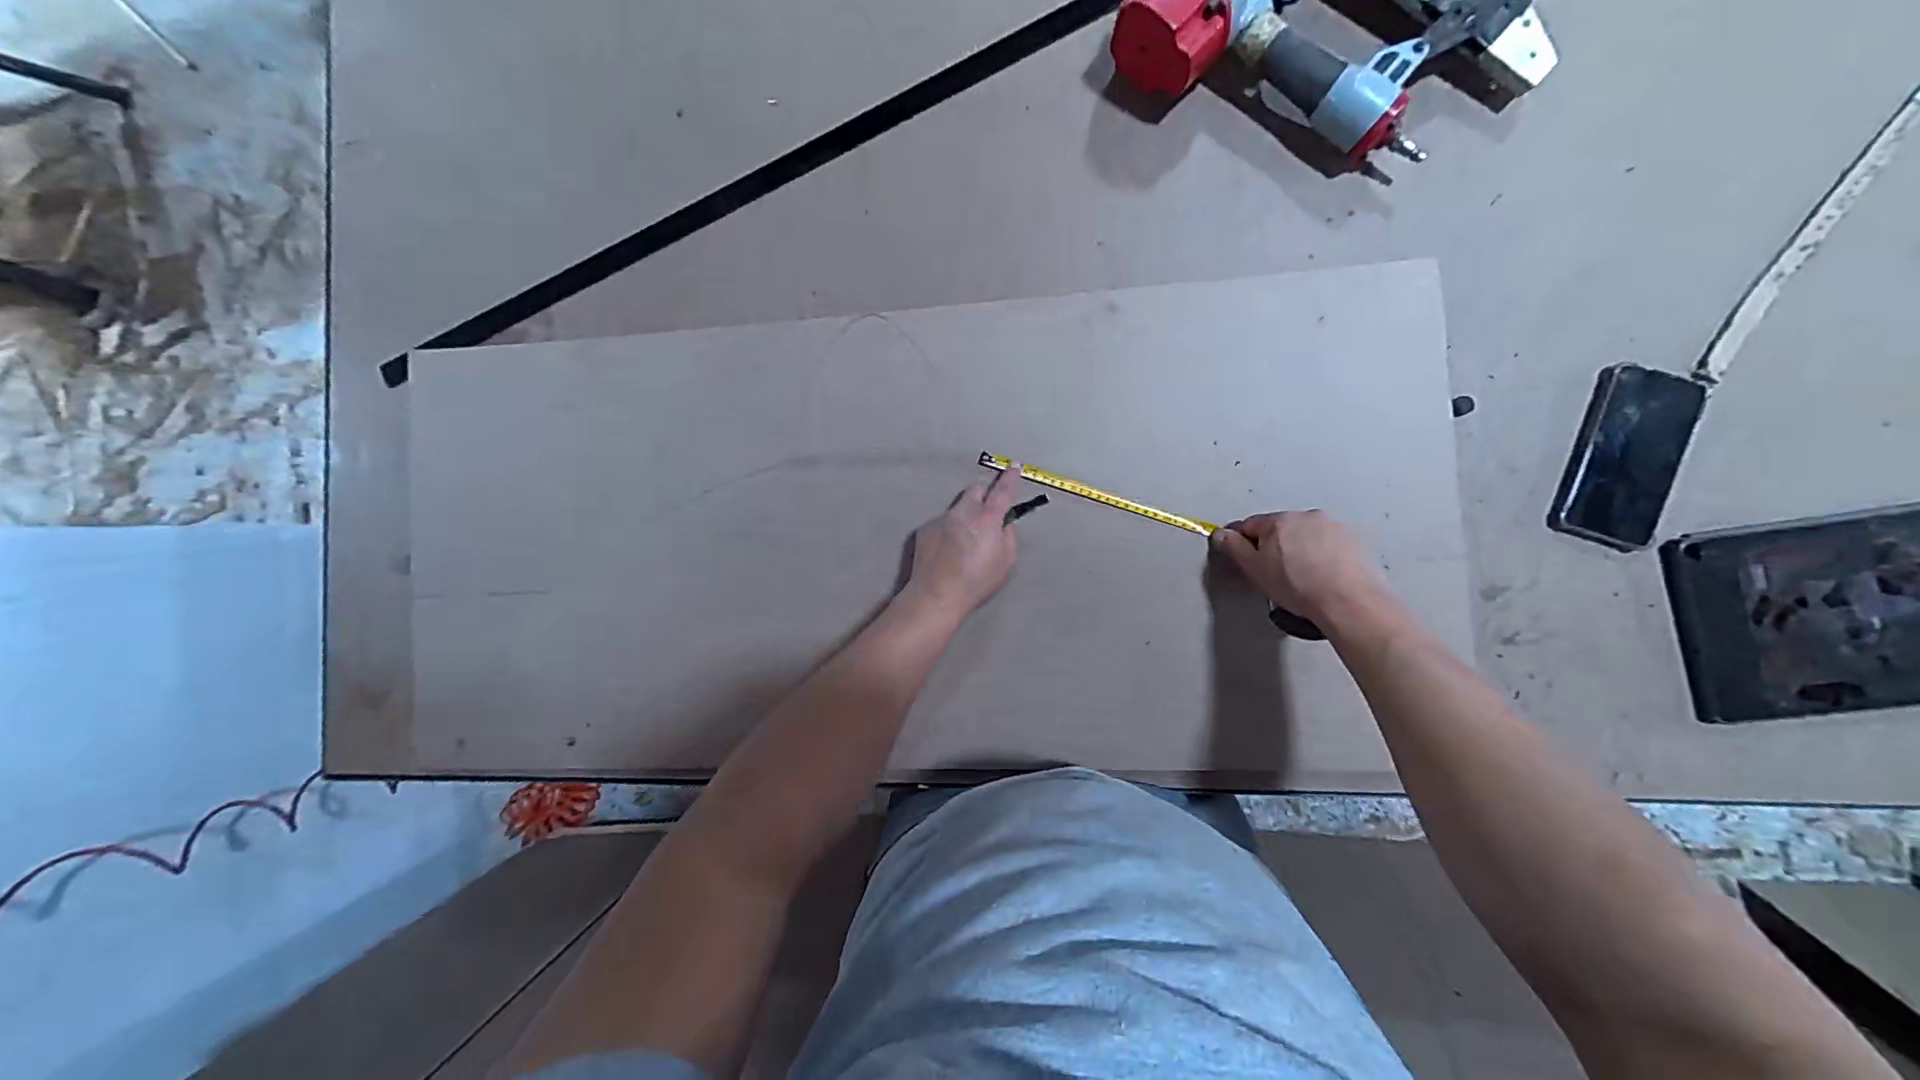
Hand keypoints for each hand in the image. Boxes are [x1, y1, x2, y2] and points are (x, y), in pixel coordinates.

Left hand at [900, 467, 1023, 618]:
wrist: (936, 596)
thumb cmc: (975, 583)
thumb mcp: (1006, 562)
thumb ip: (1009, 536)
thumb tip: (1005, 523)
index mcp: (987, 520)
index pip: (1002, 490)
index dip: (1010, 478)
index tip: (1013, 468)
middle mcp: (963, 513)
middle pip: (976, 489)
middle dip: (985, 495)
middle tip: (989, 512)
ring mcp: (941, 519)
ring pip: (958, 507)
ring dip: (966, 516)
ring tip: (966, 543)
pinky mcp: (925, 529)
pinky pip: (942, 522)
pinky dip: (949, 530)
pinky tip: (949, 552)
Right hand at [1209, 510, 1394, 628]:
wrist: (1347, 602)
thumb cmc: (1304, 587)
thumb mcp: (1254, 569)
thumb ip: (1233, 547)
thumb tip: (1223, 535)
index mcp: (1280, 520)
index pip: (1249, 524)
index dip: (1242, 544)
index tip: (1244, 558)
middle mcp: (1308, 517)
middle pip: (1279, 529)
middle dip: (1273, 548)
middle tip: (1272, 574)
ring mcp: (1333, 528)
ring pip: (1305, 537)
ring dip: (1299, 553)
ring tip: (1299, 581)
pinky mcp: (1352, 543)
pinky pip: (1327, 547)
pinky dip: (1321, 559)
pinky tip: (1319, 579)